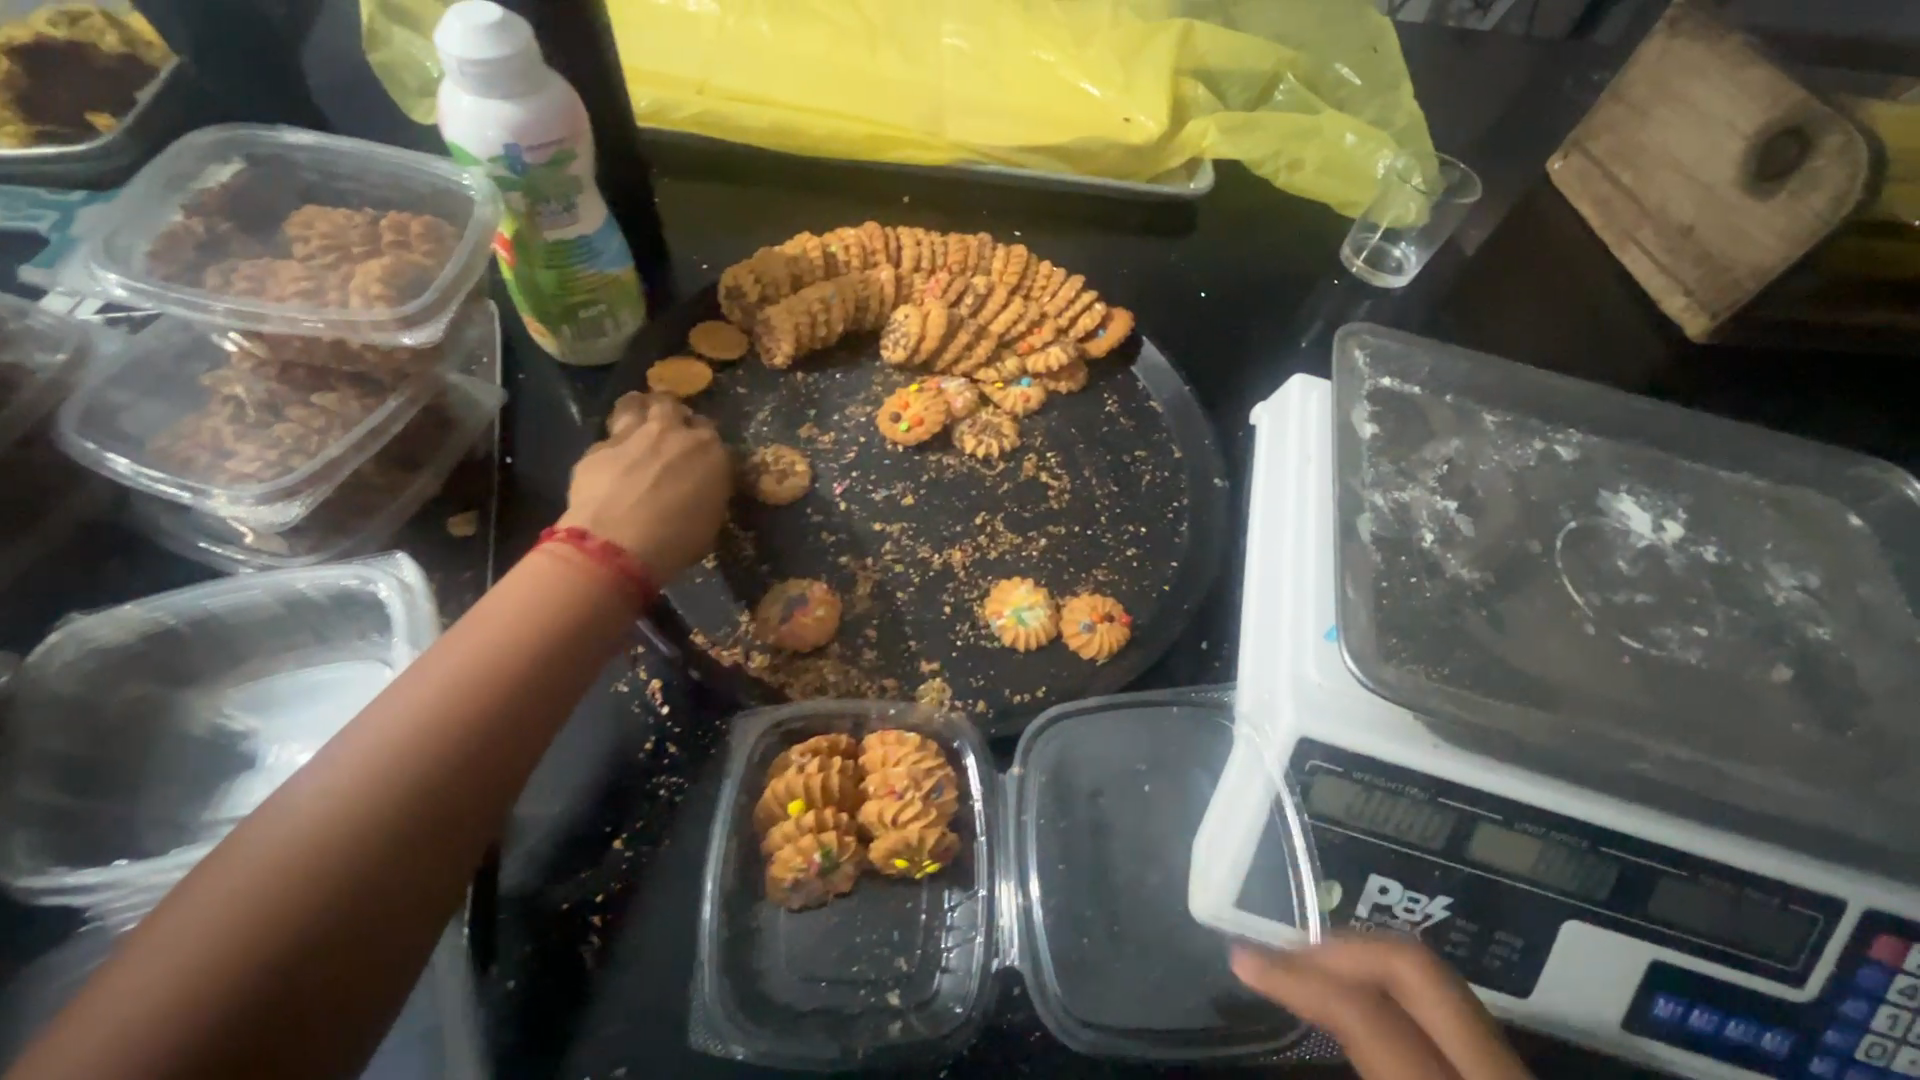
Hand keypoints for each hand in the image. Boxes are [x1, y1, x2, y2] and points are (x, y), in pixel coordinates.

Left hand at [558, 392, 728, 580]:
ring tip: (636, 423)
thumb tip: (701, 489)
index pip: (709, 430)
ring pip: (634, 404)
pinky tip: (609, 465)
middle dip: (671, 413)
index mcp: (709, 450)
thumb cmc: (676, 542)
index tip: (698, 454)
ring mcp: (631, 436)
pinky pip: (607, 440)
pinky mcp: (597, 449)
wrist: (617, 546)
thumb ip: (708, 492)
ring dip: (637, 410)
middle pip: (671, 405)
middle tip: (667, 430)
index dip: (701, 440)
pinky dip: (611, 449)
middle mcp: (671, 433)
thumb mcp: (710, 520)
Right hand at [1232, 938, 1533, 1079]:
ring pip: (1439, 991)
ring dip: (1366, 973)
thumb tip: (1304, 1043)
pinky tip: (1363, 1026)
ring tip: (1309, 982)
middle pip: (1418, 972)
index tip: (1241, 960)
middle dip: (1337, 952)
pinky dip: (1396, 1006)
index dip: (1297, 979)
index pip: (1370, 1019)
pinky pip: (1451, 1024)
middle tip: (1280, 959)